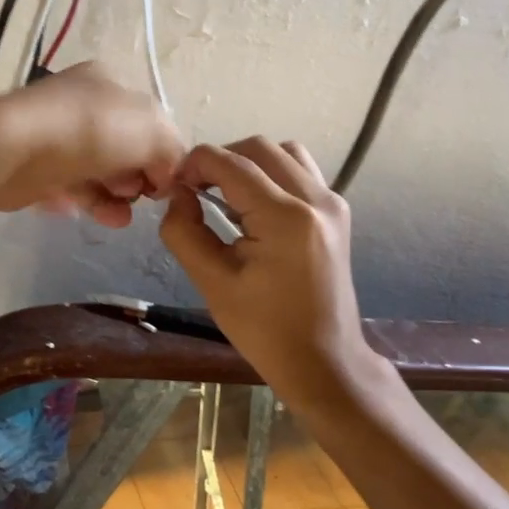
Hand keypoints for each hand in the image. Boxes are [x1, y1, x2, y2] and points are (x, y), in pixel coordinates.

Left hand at [0, 62, 183, 227]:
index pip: (149, 120)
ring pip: (97, 171)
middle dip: (137, 176)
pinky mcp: (35, 170)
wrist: (13, 150)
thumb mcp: (149, 129)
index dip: (163, 152)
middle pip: (123, 148)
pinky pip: (70, 187)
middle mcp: (81, 107)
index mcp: (108, 84)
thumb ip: (170, 149)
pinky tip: (100, 217)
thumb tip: (168, 173)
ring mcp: (56, 139)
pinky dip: (88, 202)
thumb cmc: (87, 131)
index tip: (168, 183)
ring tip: (120, 217)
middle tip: (139, 195)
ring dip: (115, 197)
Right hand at [160, 138, 387, 398]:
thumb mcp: (212, 283)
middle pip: (259, 148)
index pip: (231, 163)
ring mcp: (332, 204)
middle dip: (219, 160)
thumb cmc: (264, 329)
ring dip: (248, 164)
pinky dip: (271, 176)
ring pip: (285, 153)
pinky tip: (251, 208)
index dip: (194, 165)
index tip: (172, 187)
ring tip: (224, 196)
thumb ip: (185, 232)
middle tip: (194, 191)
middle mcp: (315, 199)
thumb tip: (178, 195)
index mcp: (285, 218)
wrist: (323, 360)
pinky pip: (300, 172)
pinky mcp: (336, 214)